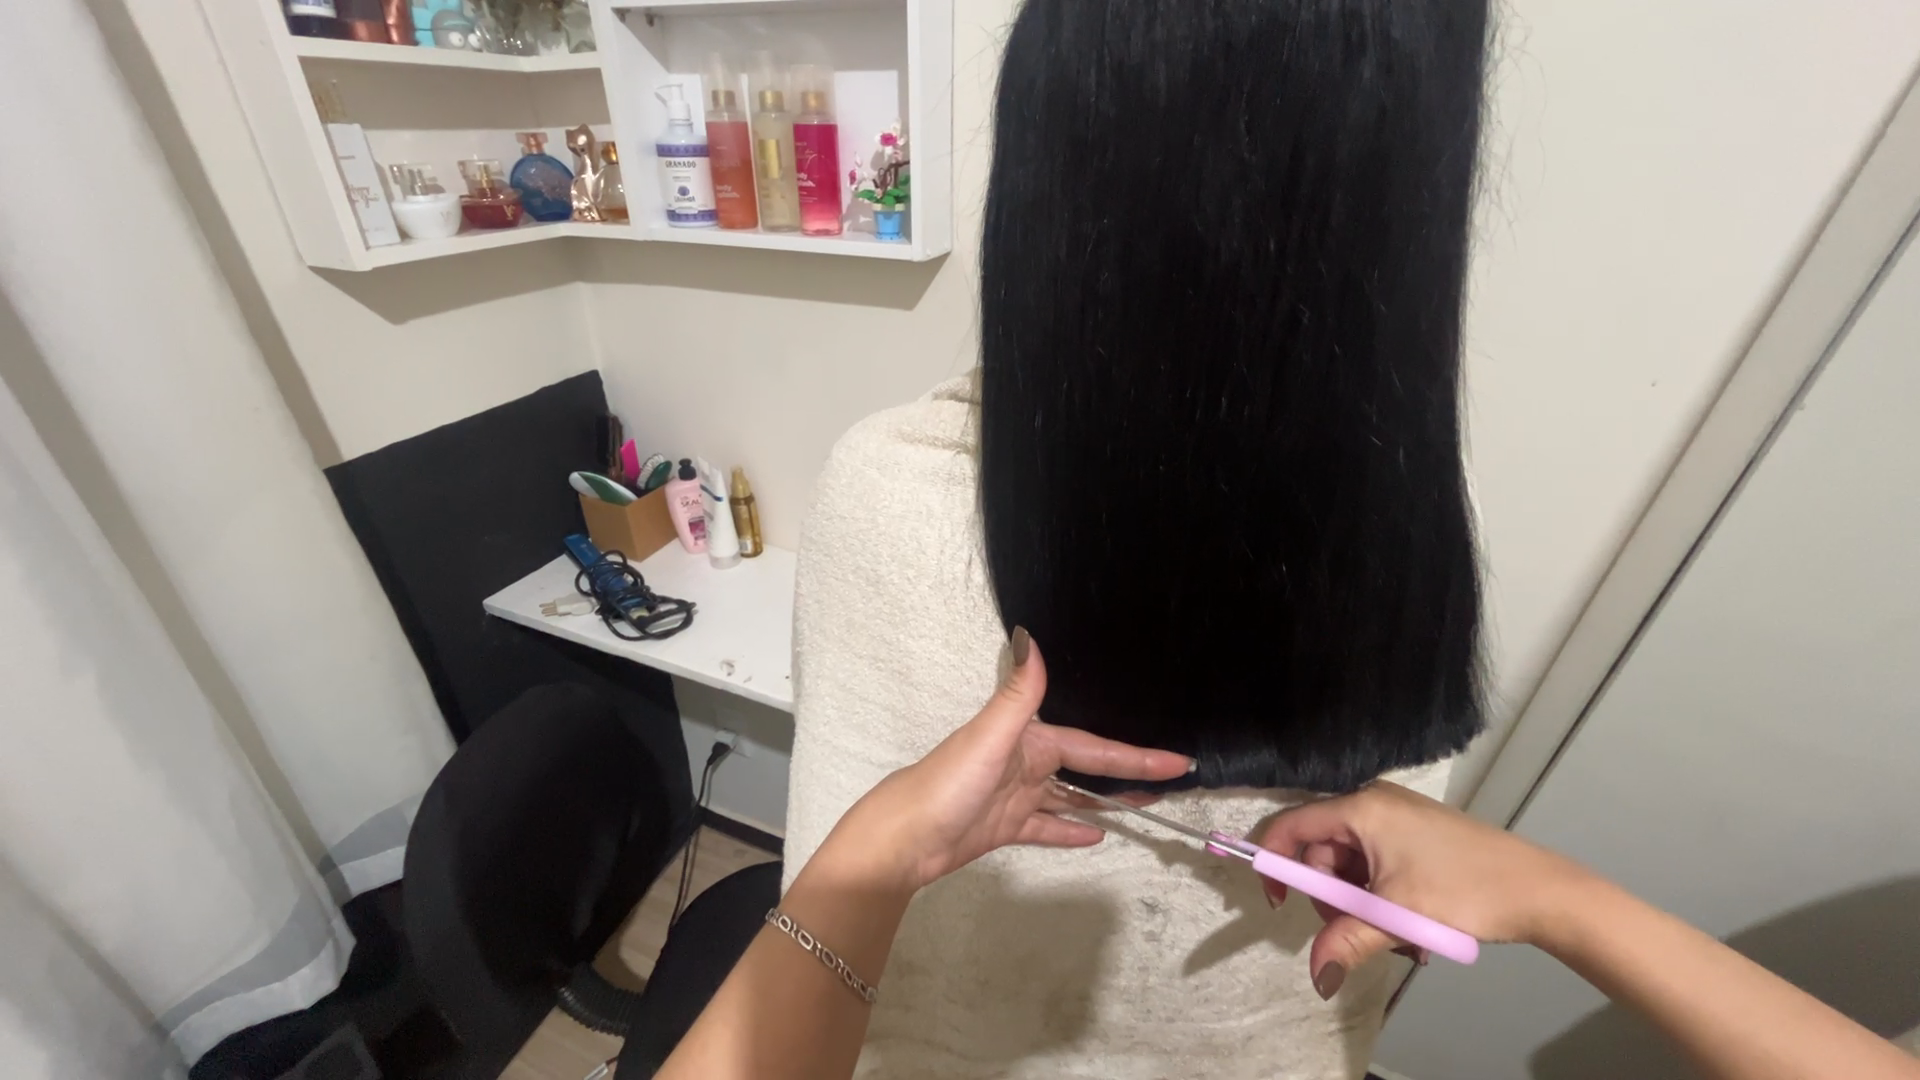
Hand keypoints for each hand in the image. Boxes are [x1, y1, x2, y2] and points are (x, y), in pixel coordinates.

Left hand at [824, 628, 1193, 894]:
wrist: (905, 839)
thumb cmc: (950, 784)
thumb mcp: (988, 737)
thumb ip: (1018, 694)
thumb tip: (1030, 636)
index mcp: (1028, 740)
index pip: (1091, 745)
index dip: (1133, 753)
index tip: (1175, 760)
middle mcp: (1025, 763)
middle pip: (1086, 768)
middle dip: (1126, 773)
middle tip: (1170, 784)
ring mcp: (1016, 797)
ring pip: (1070, 796)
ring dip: (1103, 800)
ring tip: (1144, 806)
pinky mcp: (1005, 827)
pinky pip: (1046, 827)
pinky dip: (1069, 830)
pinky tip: (1097, 836)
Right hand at [1253, 781, 1595, 992]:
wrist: (1545, 892)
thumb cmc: (1466, 891)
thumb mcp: (1398, 917)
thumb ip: (1348, 940)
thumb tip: (1316, 976)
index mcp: (1360, 808)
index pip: (1292, 825)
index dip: (1275, 862)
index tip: (1279, 903)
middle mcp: (1372, 801)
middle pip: (1322, 849)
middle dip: (1333, 896)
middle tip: (1357, 931)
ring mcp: (1395, 814)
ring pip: (1351, 860)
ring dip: (1361, 902)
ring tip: (1395, 937)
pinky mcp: (1414, 830)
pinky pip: (1375, 860)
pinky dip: (1381, 894)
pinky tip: (1408, 926)